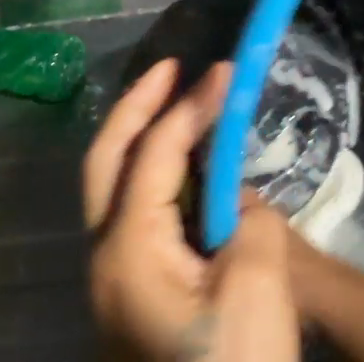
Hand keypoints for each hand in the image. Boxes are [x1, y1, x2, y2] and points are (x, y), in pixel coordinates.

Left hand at [84, 59, 300, 361]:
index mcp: (127, 249)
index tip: (229, 72)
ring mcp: (117, 279)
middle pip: (107, 162)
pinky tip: (189, 167)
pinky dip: (157, 175)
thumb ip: (248, 218)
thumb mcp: (257, 285)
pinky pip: (137, 215)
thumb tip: (237, 199)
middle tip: (172, 68)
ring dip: (142, 138)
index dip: (192, 106)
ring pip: (114, 188)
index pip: (155, 154)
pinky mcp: (136, 295)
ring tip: (179, 102)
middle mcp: (106, 257)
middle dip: (136, 107)